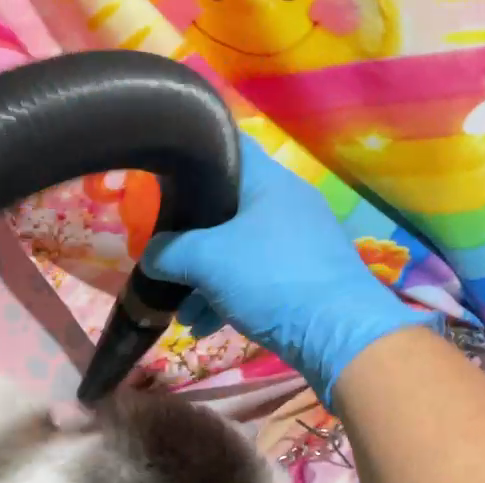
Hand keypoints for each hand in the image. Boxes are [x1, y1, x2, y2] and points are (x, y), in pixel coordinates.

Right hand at [141, 138, 435, 401]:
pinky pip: (253, 280)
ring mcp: (298, 242)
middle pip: (225, 211)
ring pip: (236, 252)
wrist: (335, 330)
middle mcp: (286, 204)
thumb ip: (169, 252)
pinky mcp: (303, 278)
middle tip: (164, 262)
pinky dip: (226, 298)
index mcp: (268, 181)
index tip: (161, 182)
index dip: (191, 159)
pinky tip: (205, 327)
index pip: (226, 149)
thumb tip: (149, 256)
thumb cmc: (269, 278)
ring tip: (181, 314)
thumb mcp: (207, 261)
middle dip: (190, 241)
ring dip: (204, 281)